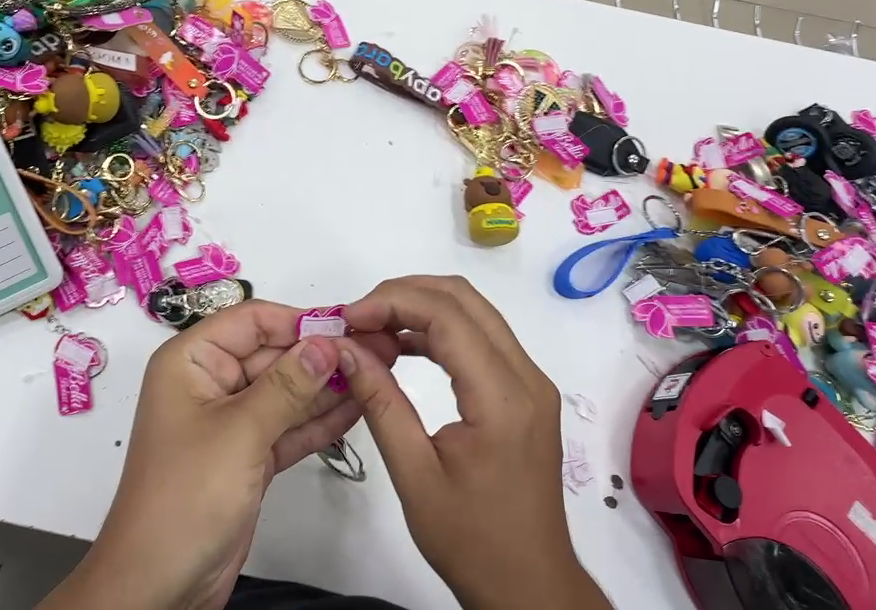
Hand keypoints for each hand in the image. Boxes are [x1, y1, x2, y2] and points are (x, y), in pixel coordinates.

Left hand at [41, 300, 400, 609]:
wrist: (159, 583)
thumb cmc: (186, 496)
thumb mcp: (239, 433)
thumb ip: (287, 386)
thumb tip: (326, 343)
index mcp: (190, 361)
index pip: (251, 322)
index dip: (298, 319)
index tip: (349, 323)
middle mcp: (208, 383)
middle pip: (271, 354)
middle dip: (320, 354)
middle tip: (376, 349)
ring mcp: (230, 421)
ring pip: (284, 391)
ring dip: (327, 386)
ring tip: (377, 372)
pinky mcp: (247, 456)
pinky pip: (287, 426)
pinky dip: (318, 420)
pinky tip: (357, 408)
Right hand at [336, 276, 611, 609]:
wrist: (531, 587)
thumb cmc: (472, 540)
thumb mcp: (414, 475)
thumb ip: (380, 403)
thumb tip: (344, 347)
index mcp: (502, 398)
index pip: (446, 315)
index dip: (391, 302)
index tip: (346, 318)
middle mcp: (525, 377)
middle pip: (463, 299)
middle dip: (403, 294)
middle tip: (356, 319)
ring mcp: (530, 382)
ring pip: (472, 312)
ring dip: (419, 308)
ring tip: (371, 331)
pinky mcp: (524, 392)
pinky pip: (479, 337)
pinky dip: (437, 329)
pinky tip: (401, 348)